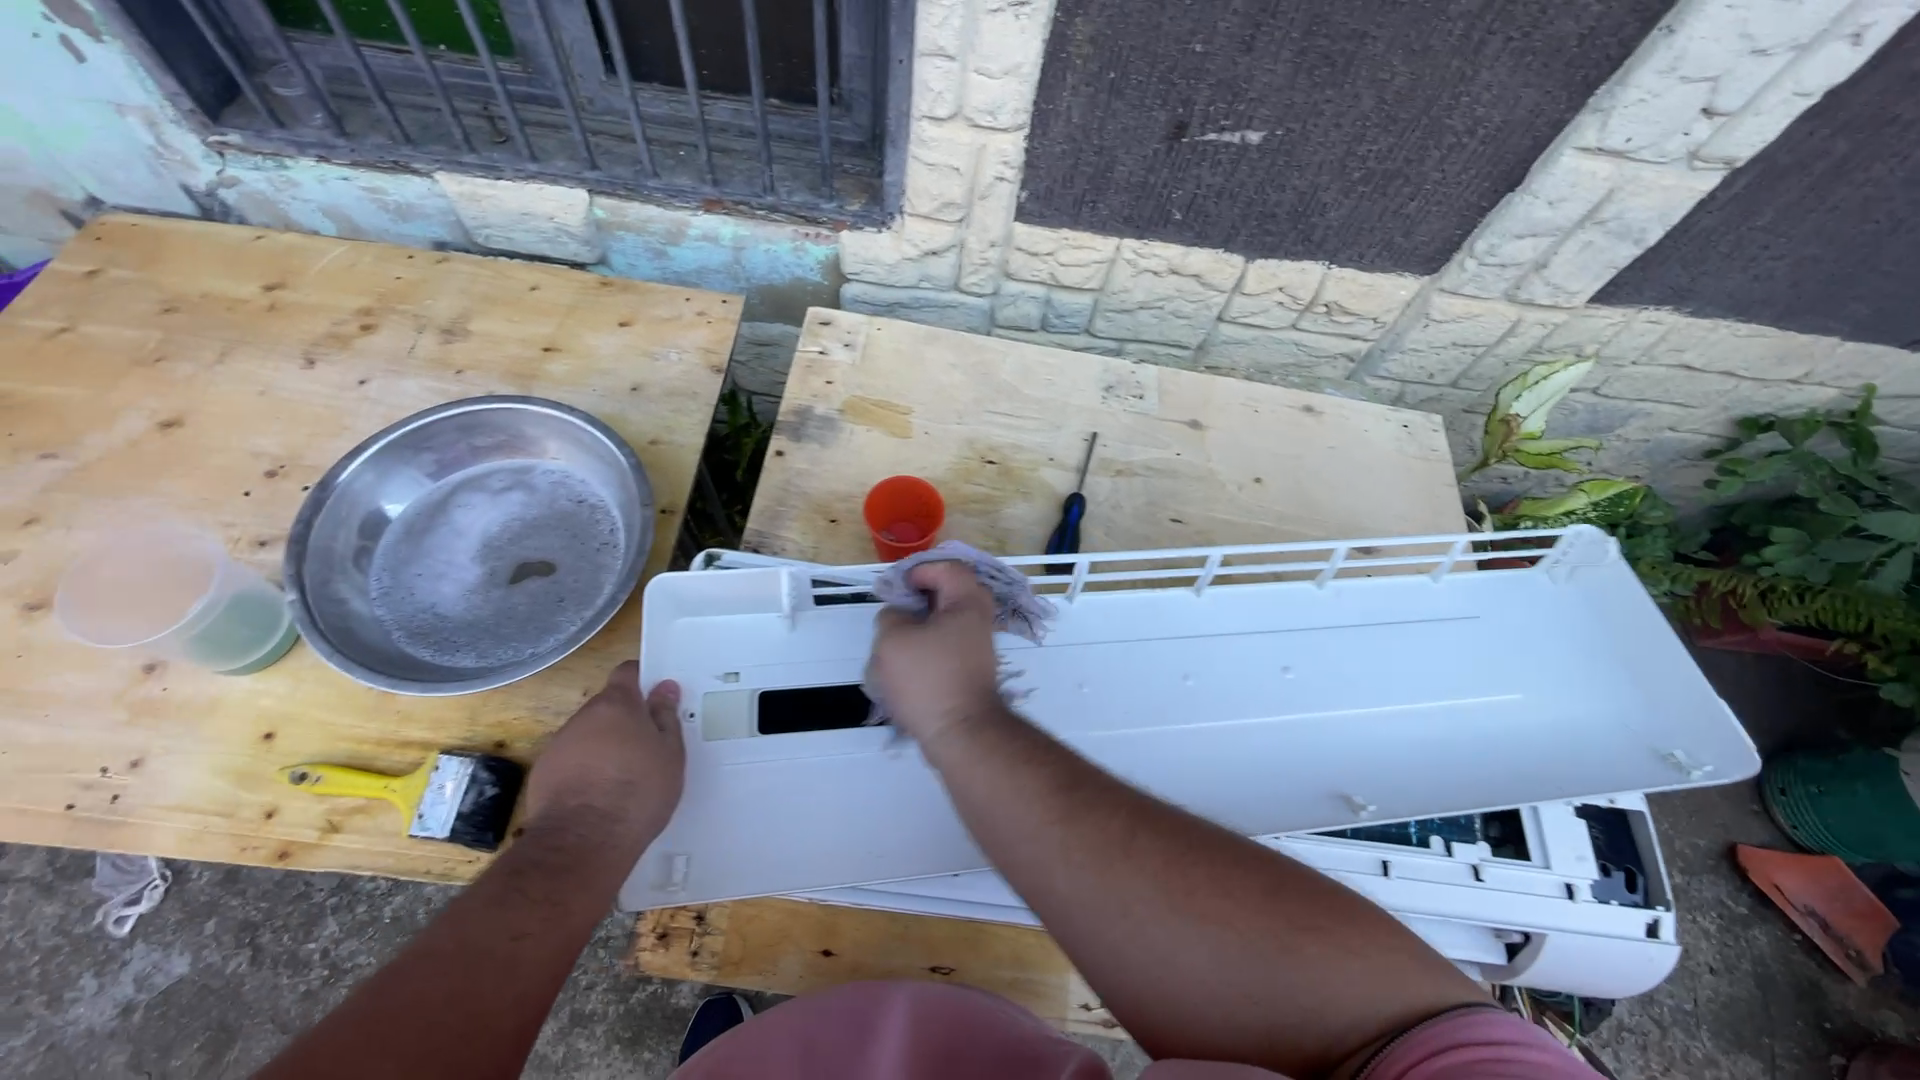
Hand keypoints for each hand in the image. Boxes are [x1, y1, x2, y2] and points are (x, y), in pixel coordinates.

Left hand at [524, 661, 684, 850]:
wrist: (583, 841)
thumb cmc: (638, 790)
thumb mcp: (670, 754)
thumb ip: (666, 717)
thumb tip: (664, 688)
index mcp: (616, 704)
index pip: (627, 672)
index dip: (643, 680)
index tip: (657, 697)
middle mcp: (583, 717)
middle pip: (607, 707)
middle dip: (625, 720)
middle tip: (648, 746)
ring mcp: (559, 745)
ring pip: (588, 735)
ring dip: (605, 747)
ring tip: (624, 777)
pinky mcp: (543, 774)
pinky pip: (571, 761)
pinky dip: (586, 770)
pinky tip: (599, 796)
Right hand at [868, 561, 1006, 747]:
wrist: (960, 733)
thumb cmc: (928, 679)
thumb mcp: (893, 639)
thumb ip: (890, 616)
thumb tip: (899, 618)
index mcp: (967, 603)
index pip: (948, 569)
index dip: (919, 571)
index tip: (897, 588)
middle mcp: (978, 622)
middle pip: (948, 596)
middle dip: (918, 602)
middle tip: (894, 612)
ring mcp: (976, 649)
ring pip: (944, 625)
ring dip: (918, 630)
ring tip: (893, 646)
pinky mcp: (969, 673)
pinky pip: (944, 650)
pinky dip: (925, 652)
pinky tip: (904, 670)